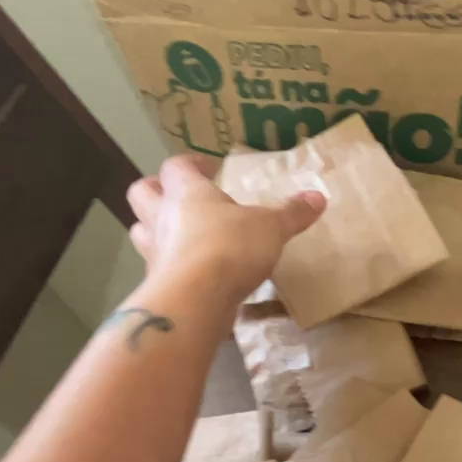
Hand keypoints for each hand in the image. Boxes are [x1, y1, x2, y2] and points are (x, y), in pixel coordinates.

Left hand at [125, 155, 325, 296]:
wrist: (196, 298)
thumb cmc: (230, 248)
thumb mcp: (271, 227)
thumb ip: (291, 213)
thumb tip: (318, 197)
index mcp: (186, 193)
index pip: (177, 166)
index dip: (191, 163)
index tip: (208, 167)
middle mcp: (162, 216)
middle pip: (142, 193)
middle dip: (156, 190)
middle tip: (177, 195)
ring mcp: (155, 252)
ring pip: (142, 231)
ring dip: (156, 229)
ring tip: (181, 236)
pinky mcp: (158, 283)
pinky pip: (160, 267)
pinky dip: (172, 266)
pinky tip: (195, 275)